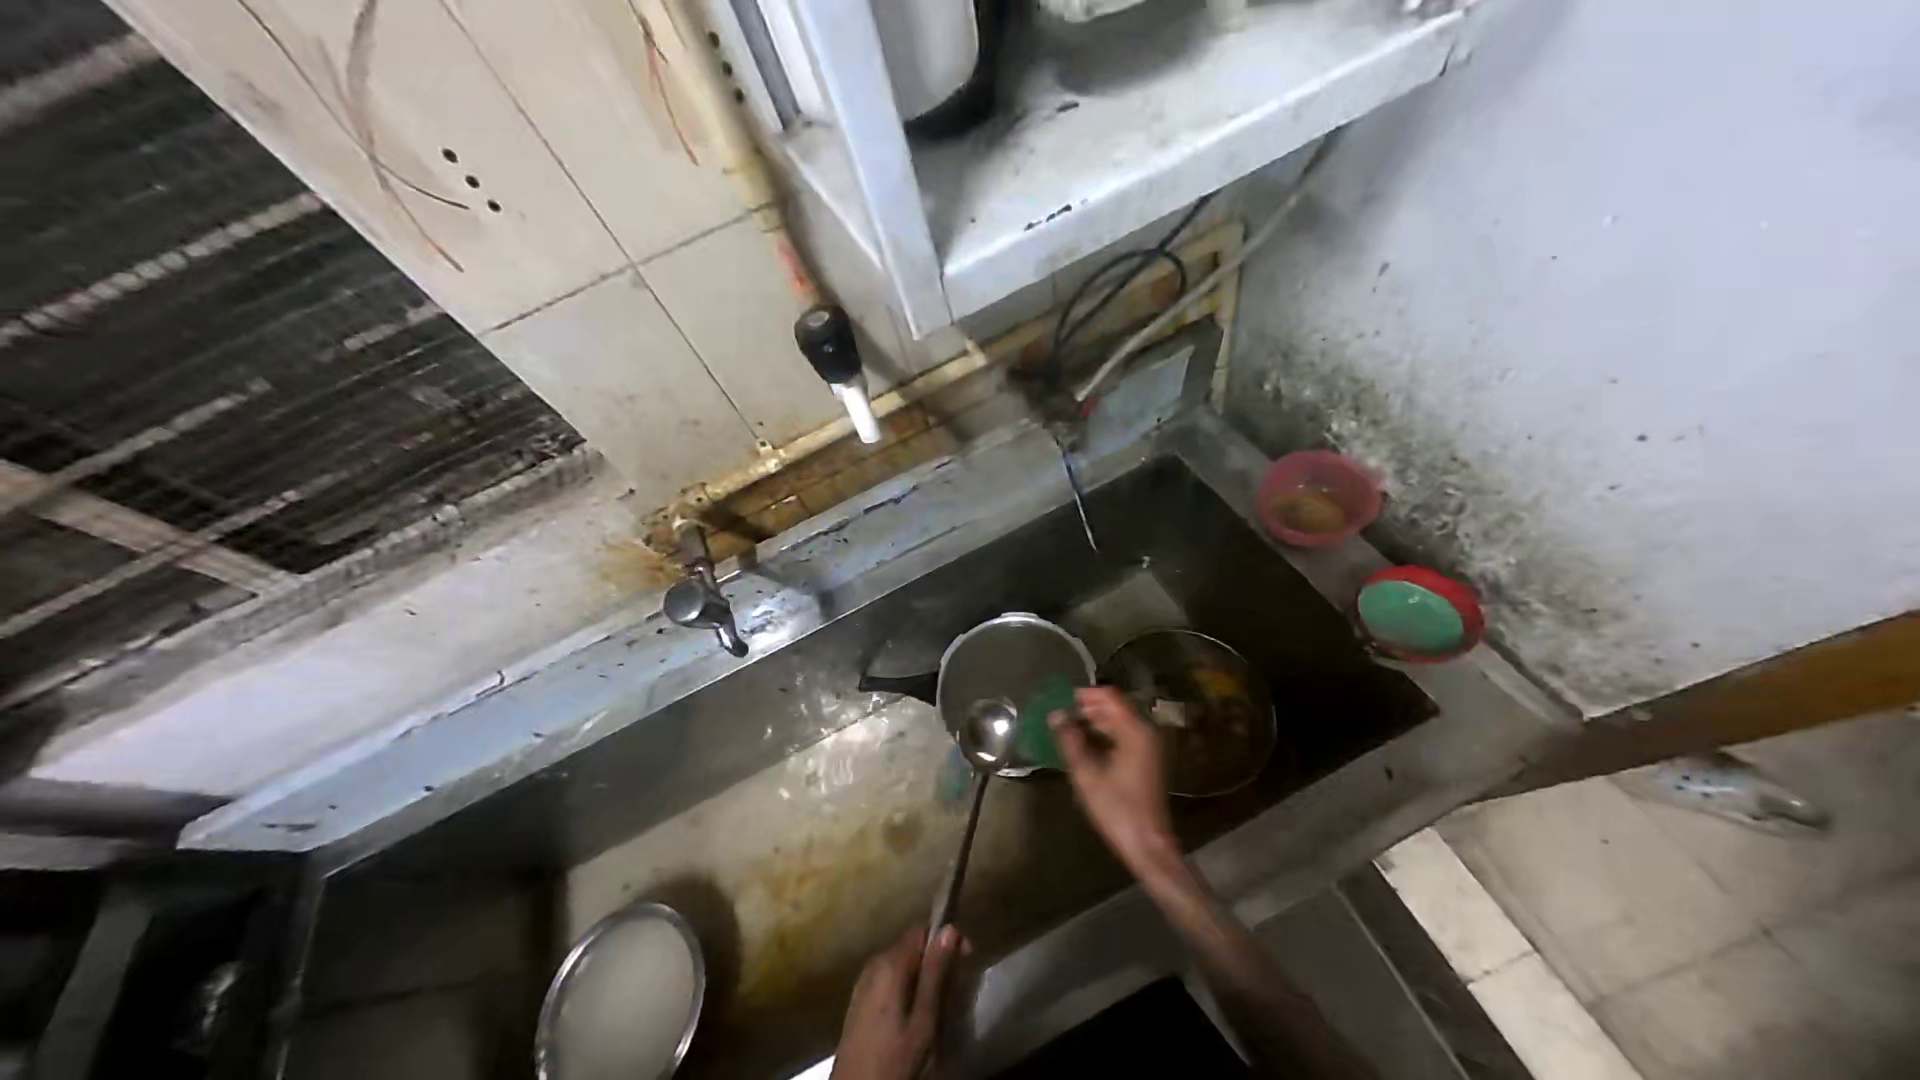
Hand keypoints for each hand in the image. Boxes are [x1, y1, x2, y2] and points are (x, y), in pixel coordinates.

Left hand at [831, 924, 963, 1079]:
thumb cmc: (894, 1058)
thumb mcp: (924, 1020)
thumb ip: (936, 973)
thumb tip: (950, 929)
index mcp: (890, 964)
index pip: (921, 931)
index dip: (945, 938)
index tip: (965, 957)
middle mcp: (874, 963)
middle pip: (910, 945)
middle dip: (934, 958)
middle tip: (953, 986)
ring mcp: (863, 980)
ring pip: (900, 962)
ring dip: (921, 973)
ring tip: (937, 1002)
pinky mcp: (859, 998)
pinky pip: (888, 977)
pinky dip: (906, 984)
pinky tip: (914, 1011)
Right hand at [1051, 687, 1178, 878]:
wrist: (1146, 842)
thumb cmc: (1116, 808)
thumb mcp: (1086, 774)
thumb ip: (1070, 740)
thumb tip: (1055, 715)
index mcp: (1134, 732)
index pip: (1109, 696)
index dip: (1085, 695)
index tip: (1062, 700)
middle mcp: (1145, 733)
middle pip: (1115, 707)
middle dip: (1088, 708)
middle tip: (1061, 717)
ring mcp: (1148, 746)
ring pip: (1119, 721)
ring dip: (1095, 721)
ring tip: (1068, 730)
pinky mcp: (1146, 758)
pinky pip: (1124, 734)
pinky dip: (1105, 734)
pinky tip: (1085, 745)